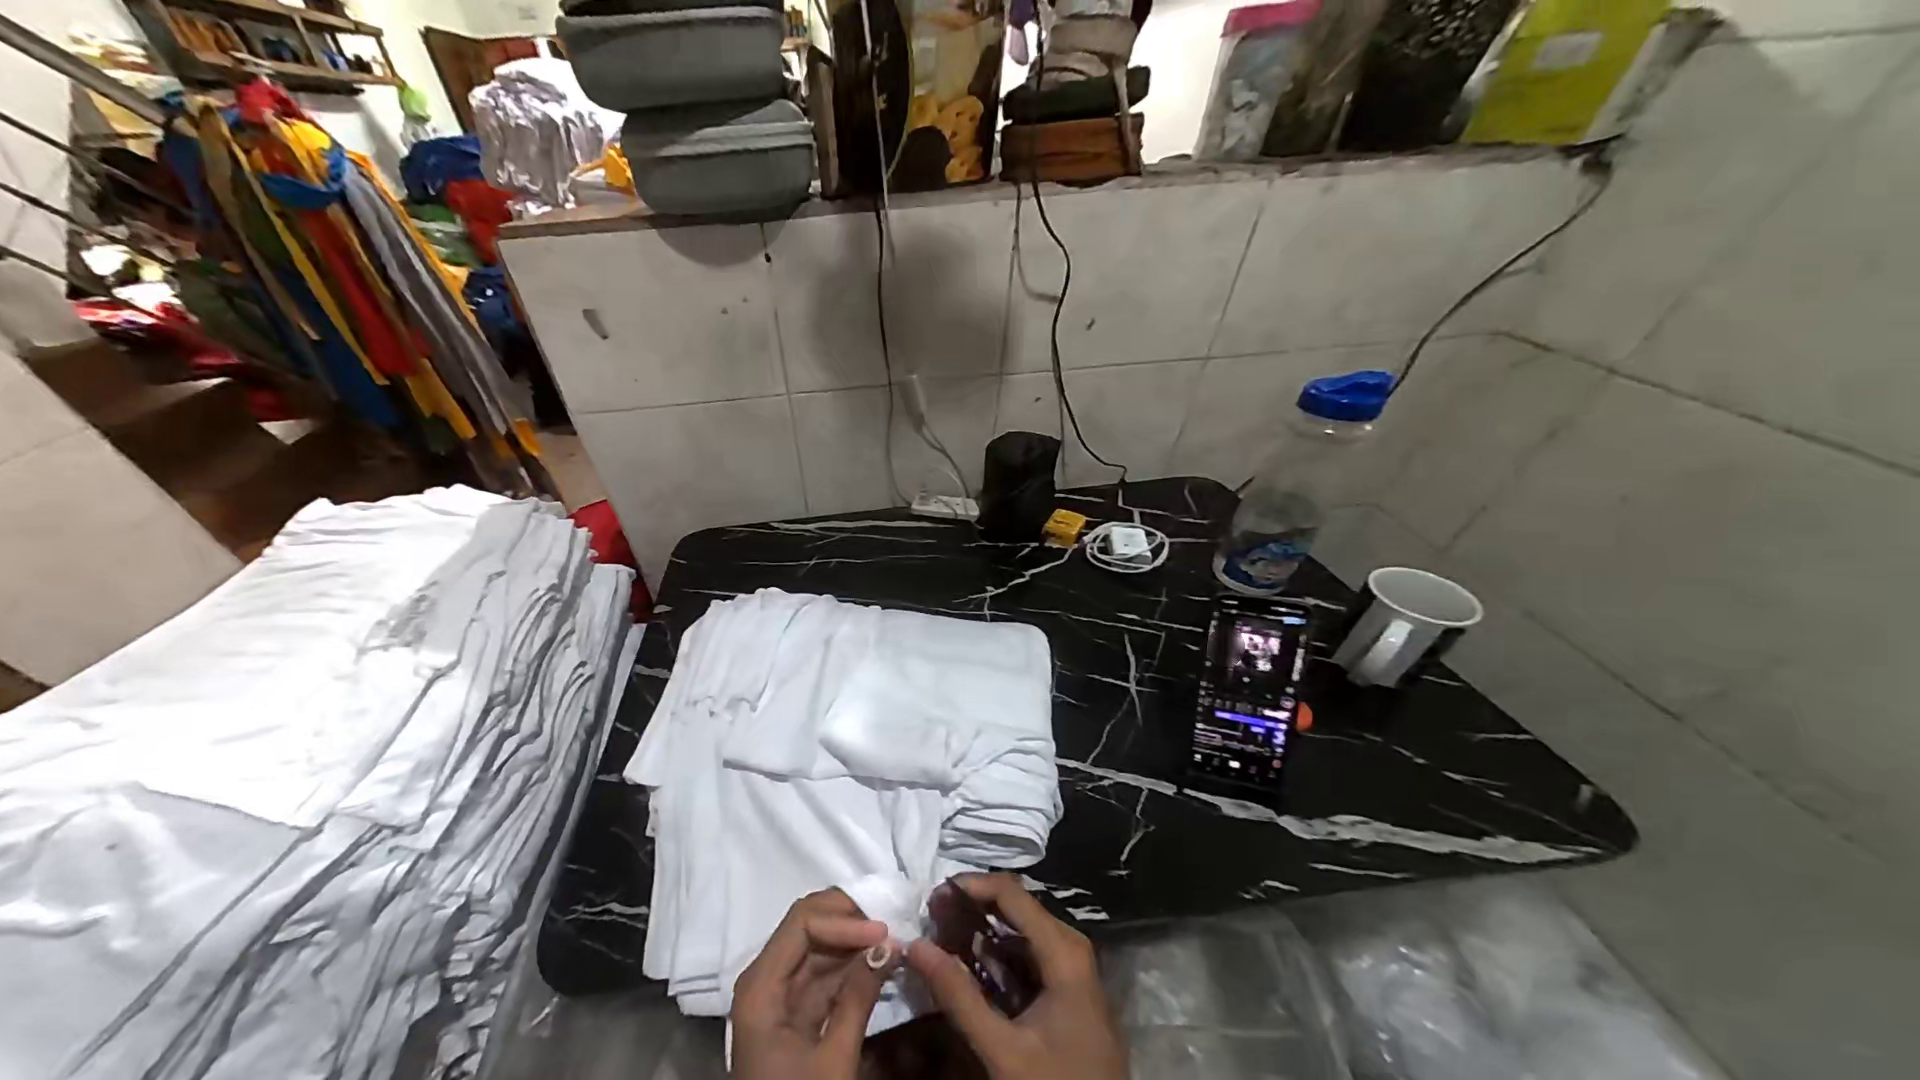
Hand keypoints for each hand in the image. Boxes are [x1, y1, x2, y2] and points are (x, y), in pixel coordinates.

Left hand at [732, 889, 899, 1079]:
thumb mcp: (834, 1059)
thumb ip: (860, 995)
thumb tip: (891, 943)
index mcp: (761, 986)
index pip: (802, 923)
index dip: (844, 920)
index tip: (885, 931)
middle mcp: (765, 979)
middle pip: (807, 925)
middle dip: (851, 919)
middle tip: (892, 920)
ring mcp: (779, 995)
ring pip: (819, 946)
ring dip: (856, 939)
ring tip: (894, 938)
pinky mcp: (794, 1011)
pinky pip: (824, 973)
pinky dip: (853, 964)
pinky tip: (881, 963)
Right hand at [906, 874, 1126, 1079]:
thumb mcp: (1003, 1050)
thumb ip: (958, 997)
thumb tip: (915, 946)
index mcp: (1063, 949)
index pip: (1010, 892)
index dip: (969, 886)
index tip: (931, 897)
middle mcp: (1070, 945)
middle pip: (1015, 907)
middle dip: (971, 908)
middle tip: (932, 919)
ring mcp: (1071, 966)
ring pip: (1019, 931)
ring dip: (981, 932)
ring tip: (942, 939)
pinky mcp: (1066, 986)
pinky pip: (1027, 955)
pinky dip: (996, 955)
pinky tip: (969, 968)